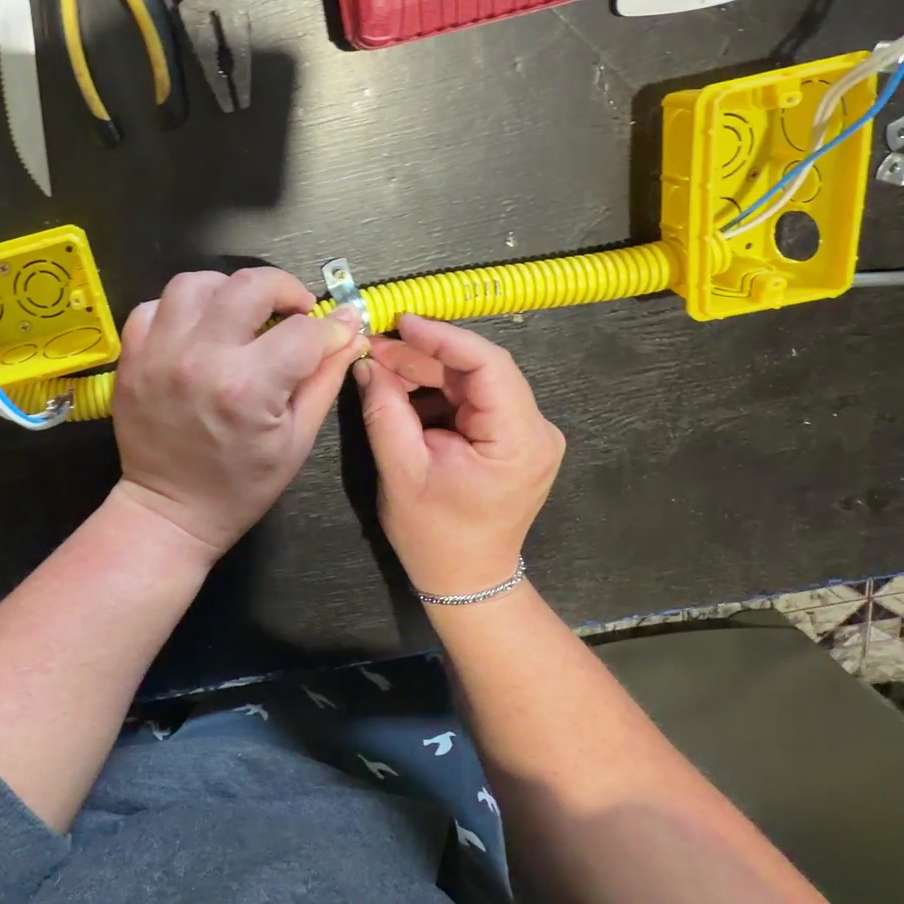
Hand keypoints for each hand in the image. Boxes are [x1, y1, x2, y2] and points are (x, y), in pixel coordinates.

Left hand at [112, 268, 366, 558]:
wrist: (170, 510)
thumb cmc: (240, 485)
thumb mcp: (297, 439)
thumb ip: (324, 378)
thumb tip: (348, 328)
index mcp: (248, 387)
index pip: (302, 331)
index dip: (328, 329)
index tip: (333, 334)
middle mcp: (200, 358)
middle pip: (249, 285)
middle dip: (283, 290)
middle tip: (291, 313)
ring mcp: (159, 353)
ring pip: (195, 283)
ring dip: (227, 290)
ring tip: (241, 315)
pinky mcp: (132, 356)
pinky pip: (153, 306)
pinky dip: (180, 309)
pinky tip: (198, 330)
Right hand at [354, 315, 564, 596]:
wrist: (467, 580)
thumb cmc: (434, 535)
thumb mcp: (401, 471)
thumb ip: (385, 411)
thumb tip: (368, 363)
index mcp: (518, 440)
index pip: (488, 365)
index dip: (443, 337)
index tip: (400, 323)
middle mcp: (535, 429)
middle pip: (479, 371)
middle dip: (424, 356)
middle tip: (375, 349)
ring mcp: (527, 433)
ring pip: (473, 382)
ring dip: (426, 372)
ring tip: (380, 368)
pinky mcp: (511, 438)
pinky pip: (472, 400)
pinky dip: (436, 392)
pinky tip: (401, 390)